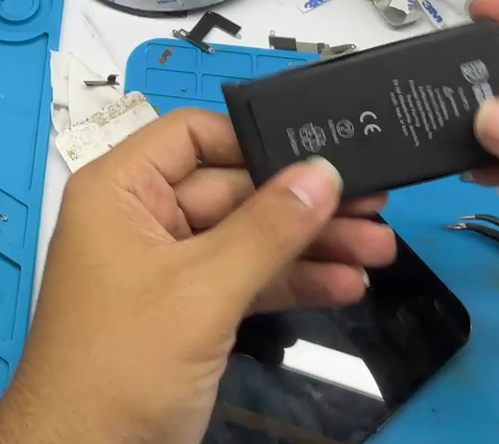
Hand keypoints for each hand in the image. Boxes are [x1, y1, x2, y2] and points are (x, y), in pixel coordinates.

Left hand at [0, 108, 396, 443]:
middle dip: (299, 202)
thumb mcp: (201, 290)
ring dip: (306, 244)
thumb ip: (266, 230)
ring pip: (244, 236)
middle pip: (228, 188)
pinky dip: (288, 281)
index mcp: (120, 188)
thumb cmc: (124, 362)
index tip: (315, 151)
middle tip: (373, 204)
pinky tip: (343, 284)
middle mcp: (141, 215)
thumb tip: (322, 172)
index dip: (251, 139)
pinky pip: (242, 278)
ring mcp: (165, 264)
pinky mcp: (186, 308)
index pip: (190, 136)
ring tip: (377, 248)